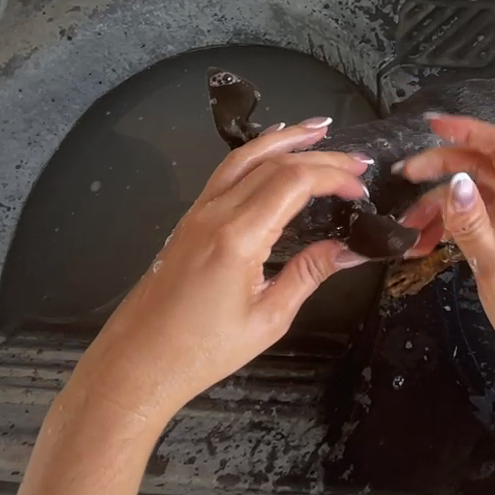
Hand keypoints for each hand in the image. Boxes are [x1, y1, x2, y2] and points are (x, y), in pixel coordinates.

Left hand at [71, 119, 370, 424]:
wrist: (135, 366)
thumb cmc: (202, 351)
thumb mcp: (269, 318)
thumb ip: (309, 273)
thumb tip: (351, 249)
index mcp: (238, 237)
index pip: (294, 181)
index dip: (332, 176)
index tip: (360, 188)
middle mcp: (216, 213)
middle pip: (275, 163)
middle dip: (321, 156)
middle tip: (359, 162)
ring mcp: (199, 212)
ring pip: (245, 157)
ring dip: (285, 140)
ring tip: (319, 128)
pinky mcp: (190, 220)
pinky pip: (226, 171)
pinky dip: (256, 152)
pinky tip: (273, 150)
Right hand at [396, 115, 494, 391]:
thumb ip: (473, 225)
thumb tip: (453, 181)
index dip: (470, 130)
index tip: (432, 125)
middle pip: (482, 167)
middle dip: (442, 165)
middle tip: (403, 176)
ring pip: (474, 195)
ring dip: (439, 203)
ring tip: (406, 227)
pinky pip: (475, 221)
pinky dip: (449, 226)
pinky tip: (424, 244)